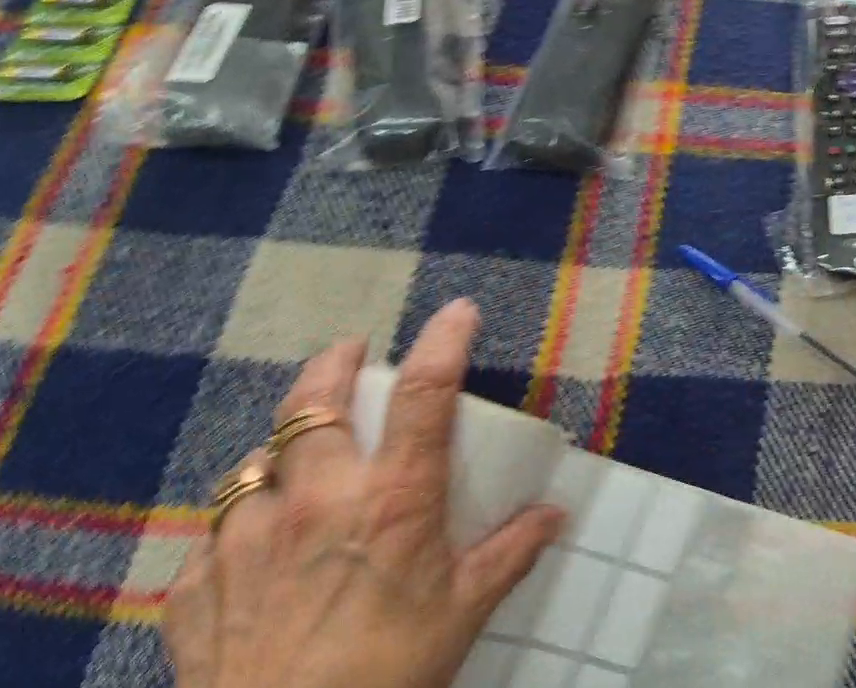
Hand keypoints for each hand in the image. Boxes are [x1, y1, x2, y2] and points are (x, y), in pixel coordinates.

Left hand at [163, 299, 564, 687]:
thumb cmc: (391, 667)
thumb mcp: (467, 610)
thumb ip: (511, 552)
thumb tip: (556, 514)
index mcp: (393, 498)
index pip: (423, 394)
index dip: (442, 341)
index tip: (457, 311)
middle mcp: (315, 500)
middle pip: (311, 405)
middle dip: (332, 367)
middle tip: (349, 353)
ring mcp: (243, 539)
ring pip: (252, 461)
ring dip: (279, 449)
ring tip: (297, 457)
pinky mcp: (192, 586)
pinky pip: (213, 531)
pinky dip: (239, 520)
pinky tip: (252, 544)